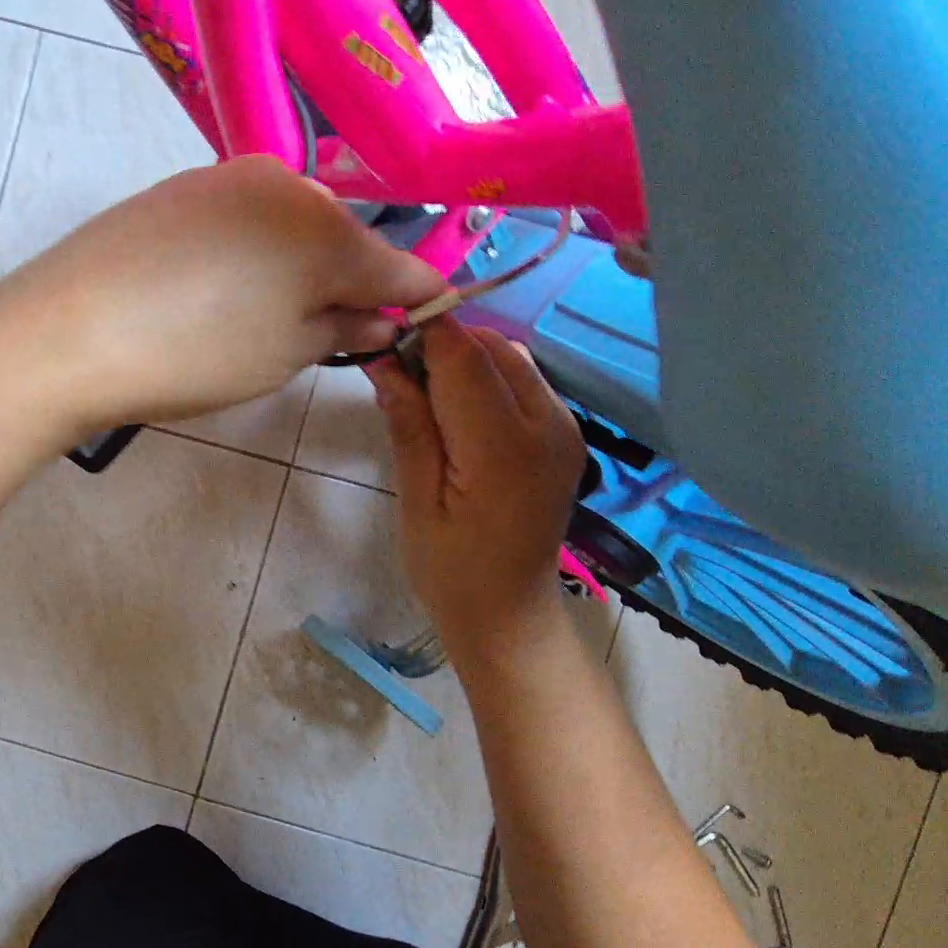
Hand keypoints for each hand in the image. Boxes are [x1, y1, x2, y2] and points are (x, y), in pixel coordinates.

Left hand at [0, 155, 447, 429]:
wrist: (68, 332)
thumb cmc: (192, 355)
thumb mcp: (282, 356)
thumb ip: (342, 328)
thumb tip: (380, 317)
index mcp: (327, 230)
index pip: (399, 266)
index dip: (416, 298)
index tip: (423, 321)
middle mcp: (286, 184)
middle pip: (339, 239)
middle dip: (343, 283)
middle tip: (319, 336)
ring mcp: (226, 178)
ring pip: (286, 226)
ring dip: (291, 267)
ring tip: (251, 320)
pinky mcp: (177, 187)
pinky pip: (238, 221)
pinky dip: (245, 254)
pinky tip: (209, 292)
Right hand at [367, 318, 586, 663]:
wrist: (508, 612)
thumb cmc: (449, 567)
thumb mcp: (416, 499)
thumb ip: (408, 424)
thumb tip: (384, 360)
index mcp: (503, 449)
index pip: (464, 357)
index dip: (422, 334)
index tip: (381, 339)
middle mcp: (547, 426)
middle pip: (492, 348)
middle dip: (441, 345)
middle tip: (396, 377)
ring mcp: (564, 429)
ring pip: (510, 358)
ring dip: (464, 360)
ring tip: (423, 397)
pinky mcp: (565, 435)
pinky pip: (523, 382)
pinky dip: (485, 379)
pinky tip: (456, 412)